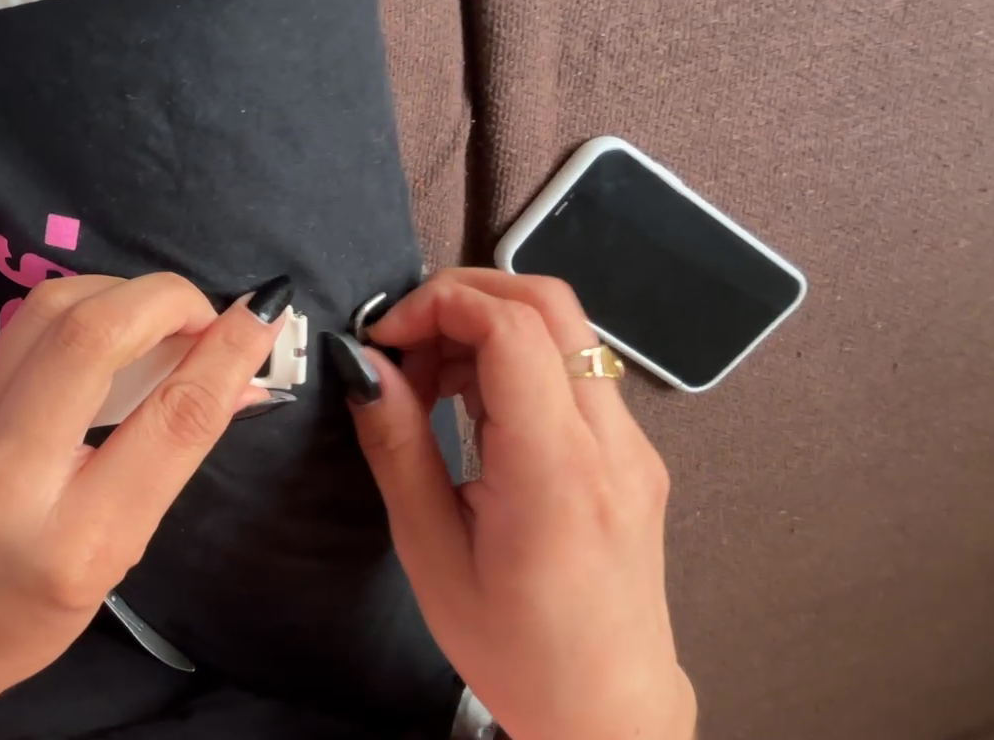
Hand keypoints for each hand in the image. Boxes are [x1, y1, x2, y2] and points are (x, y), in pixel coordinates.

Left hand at [0, 273, 288, 737]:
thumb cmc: (34, 613)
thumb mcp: (121, 553)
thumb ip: (171, 456)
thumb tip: (235, 376)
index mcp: (76, 538)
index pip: (169, 421)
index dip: (227, 353)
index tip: (264, 315)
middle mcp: (14, 472)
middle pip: (94, 337)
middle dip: (166, 301)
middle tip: (205, 314)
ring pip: (54, 310)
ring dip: (124, 292)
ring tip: (162, 317)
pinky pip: (27, 319)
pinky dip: (85, 300)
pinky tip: (111, 320)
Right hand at [348, 269, 694, 739]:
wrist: (607, 714)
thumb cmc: (512, 645)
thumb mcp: (428, 546)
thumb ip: (396, 442)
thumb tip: (363, 364)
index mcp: (558, 472)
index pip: (514, 328)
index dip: (437, 305)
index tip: (383, 338)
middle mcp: (612, 444)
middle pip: (548, 302)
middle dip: (459, 296)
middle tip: (402, 342)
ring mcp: (631, 444)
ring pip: (559, 325)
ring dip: (479, 325)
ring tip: (426, 378)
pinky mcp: (627, 450)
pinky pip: (567, 363)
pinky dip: (504, 355)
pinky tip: (464, 399)